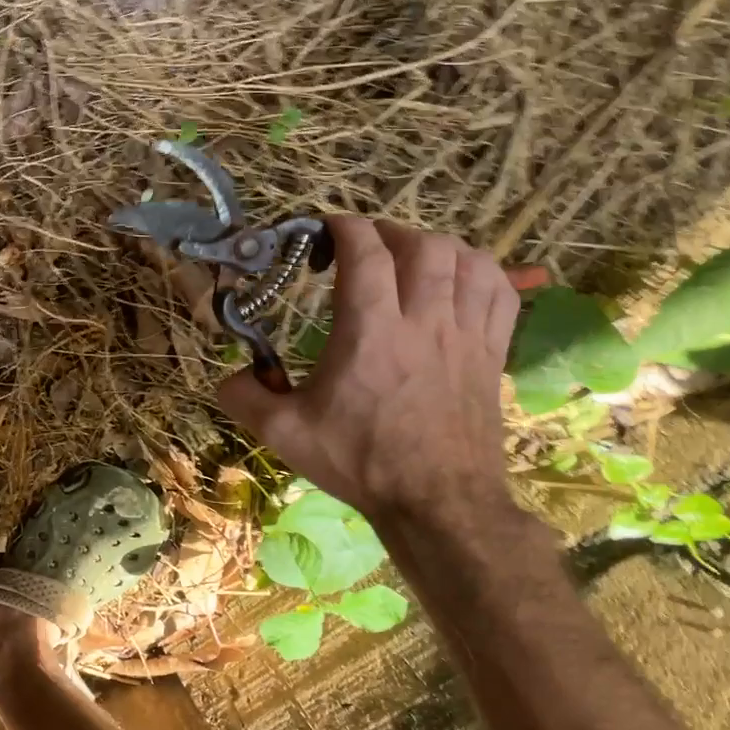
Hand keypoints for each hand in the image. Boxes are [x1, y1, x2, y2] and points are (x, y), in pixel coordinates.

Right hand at [218, 217, 520, 524]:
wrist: (437, 501)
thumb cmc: (358, 460)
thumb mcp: (281, 432)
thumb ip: (242, 395)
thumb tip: (229, 375)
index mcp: (370, 332)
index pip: (366, 255)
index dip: (344, 228)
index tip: (322, 228)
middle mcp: (424, 322)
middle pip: (422, 246)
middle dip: (387, 232)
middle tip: (358, 245)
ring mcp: (467, 335)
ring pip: (468, 260)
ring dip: (434, 245)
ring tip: (406, 256)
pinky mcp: (492, 353)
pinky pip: (501, 291)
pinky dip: (479, 270)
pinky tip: (456, 279)